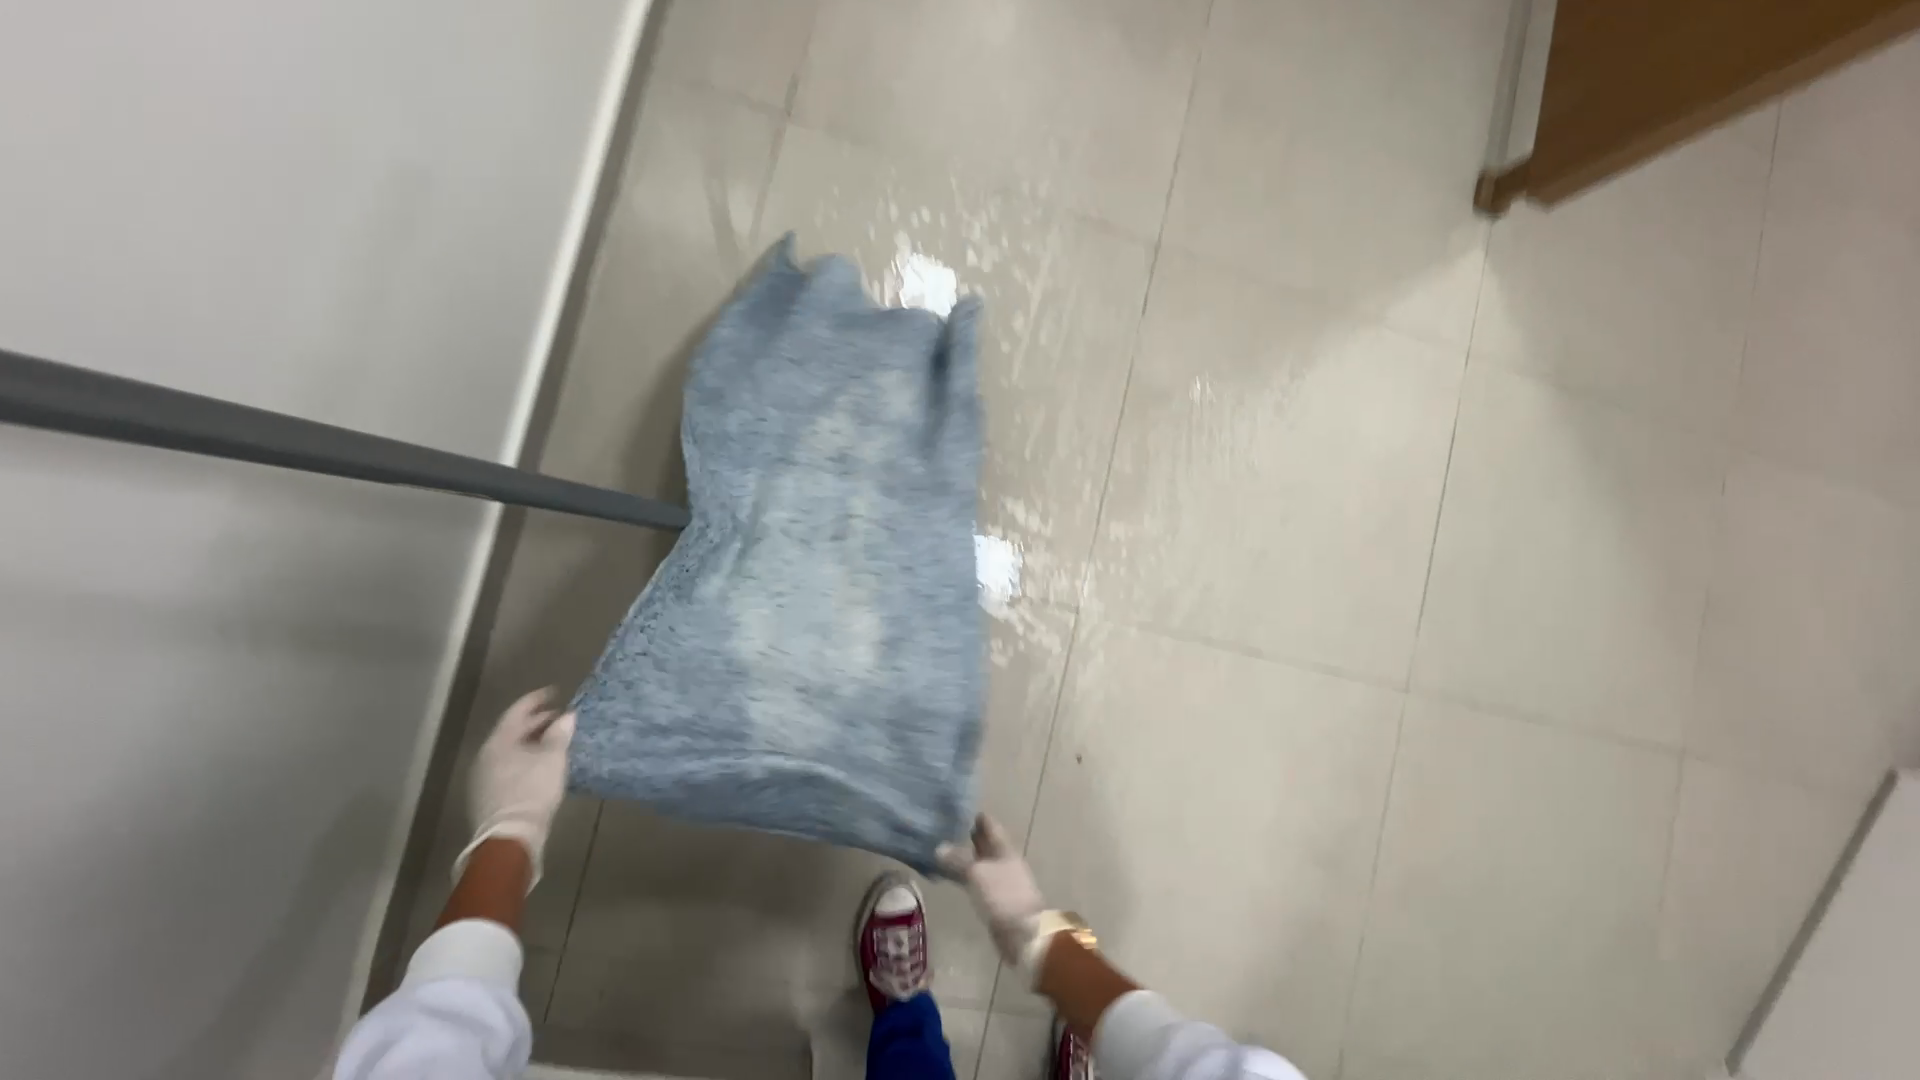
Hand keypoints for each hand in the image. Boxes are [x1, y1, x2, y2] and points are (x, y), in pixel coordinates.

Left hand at [454, 688, 575, 888]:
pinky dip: (523, 757)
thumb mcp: (553, 759)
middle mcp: (486, 755)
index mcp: (499, 742)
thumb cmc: (532, 790)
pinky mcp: (487, 794)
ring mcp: (483, 776)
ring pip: (509, 749)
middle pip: (511, 730)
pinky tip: (538, 764)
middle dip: (535, 722)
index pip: (517, 711)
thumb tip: (567, 716)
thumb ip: (559, 734)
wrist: (509, 835)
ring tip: (551, 741)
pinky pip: (506, 765)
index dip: (536, 700)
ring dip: (529, 741)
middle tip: (557, 717)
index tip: (553, 692)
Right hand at [936, 814, 1048, 969]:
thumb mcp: (977, 873)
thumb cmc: (1003, 895)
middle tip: (953, 826)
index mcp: (1005, 850)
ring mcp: (1001, 882)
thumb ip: (958, 860)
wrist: (1024, 933)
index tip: (964, 809)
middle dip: (974, 836)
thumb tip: (939, 848)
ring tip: (948, 849)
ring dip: (968, 857)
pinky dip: (966, 876)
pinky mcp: (995, 901)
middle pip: (988, 846)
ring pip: (981, 864)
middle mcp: (1004, 863)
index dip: (980, 818)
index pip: (992, 828)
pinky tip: (953, 876)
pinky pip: (977, 882)